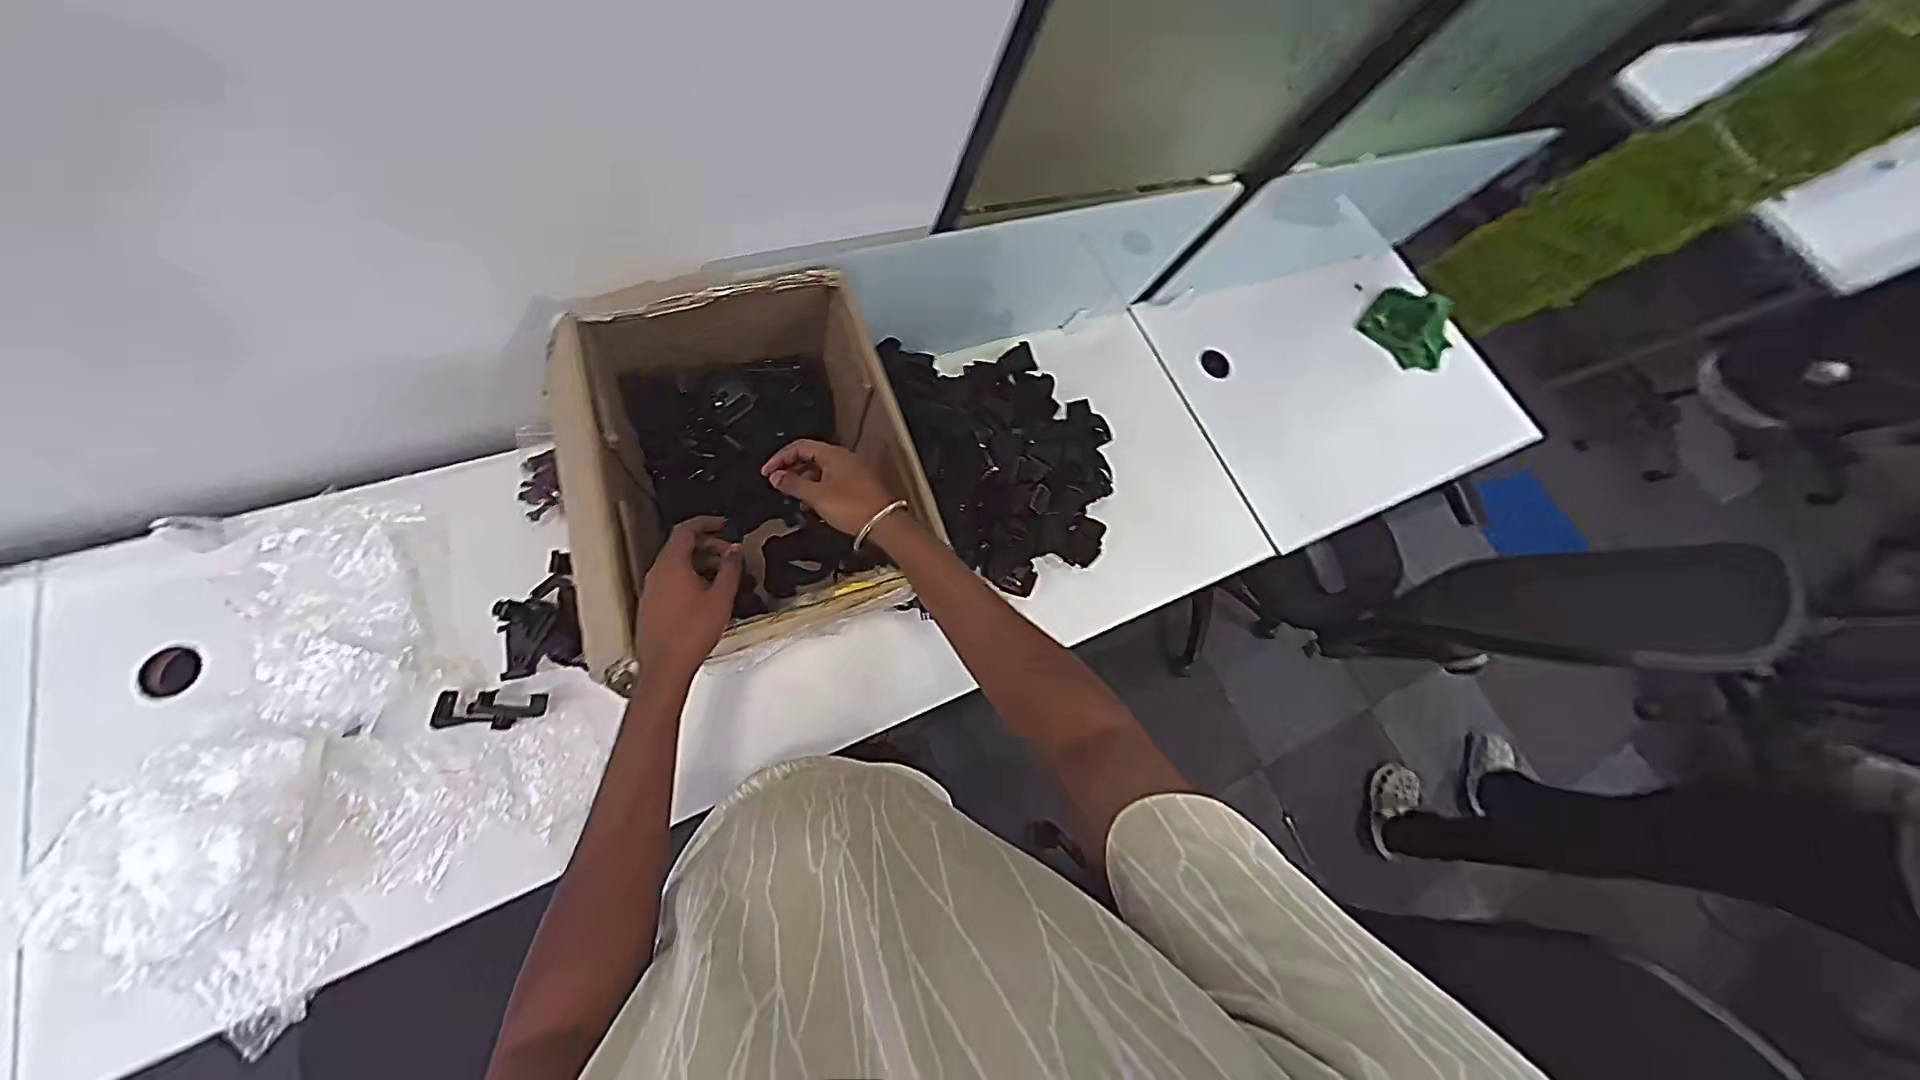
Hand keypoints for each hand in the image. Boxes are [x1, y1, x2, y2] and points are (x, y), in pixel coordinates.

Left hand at [636, 516, 740, 679]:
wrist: (665, 667)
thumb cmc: (692, 632)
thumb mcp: (721, 598)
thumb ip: (730, 569)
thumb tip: (735, 549)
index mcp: (672, 565)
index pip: (685, 530)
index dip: (705, 523)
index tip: (723, 524)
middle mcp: (656, 573)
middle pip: (679, 546)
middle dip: (707, 545)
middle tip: (730, 555)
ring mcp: (651, 589)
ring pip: (675, 564)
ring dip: (699, 562)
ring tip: (722, 575)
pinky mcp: (651, 604)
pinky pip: (669, 580)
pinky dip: (688, 576)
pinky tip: (706, 594)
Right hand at [762, 439, 895, 535]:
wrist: (884, 523)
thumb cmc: (850, 506)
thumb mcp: (817, 496)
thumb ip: (794, 484)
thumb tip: (775, 476)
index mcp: (833, 454)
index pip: (800, 446)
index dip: (780, 458)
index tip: (766, 473)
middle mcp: (844, 458)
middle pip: (811, 457)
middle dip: (792, 469)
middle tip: (777, 484)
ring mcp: (853, 471)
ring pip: (821, 470)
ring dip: (805, 481)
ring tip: (793, 497)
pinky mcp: (858, 485)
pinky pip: (832, 481)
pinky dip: (818, 489)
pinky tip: (812, 504)